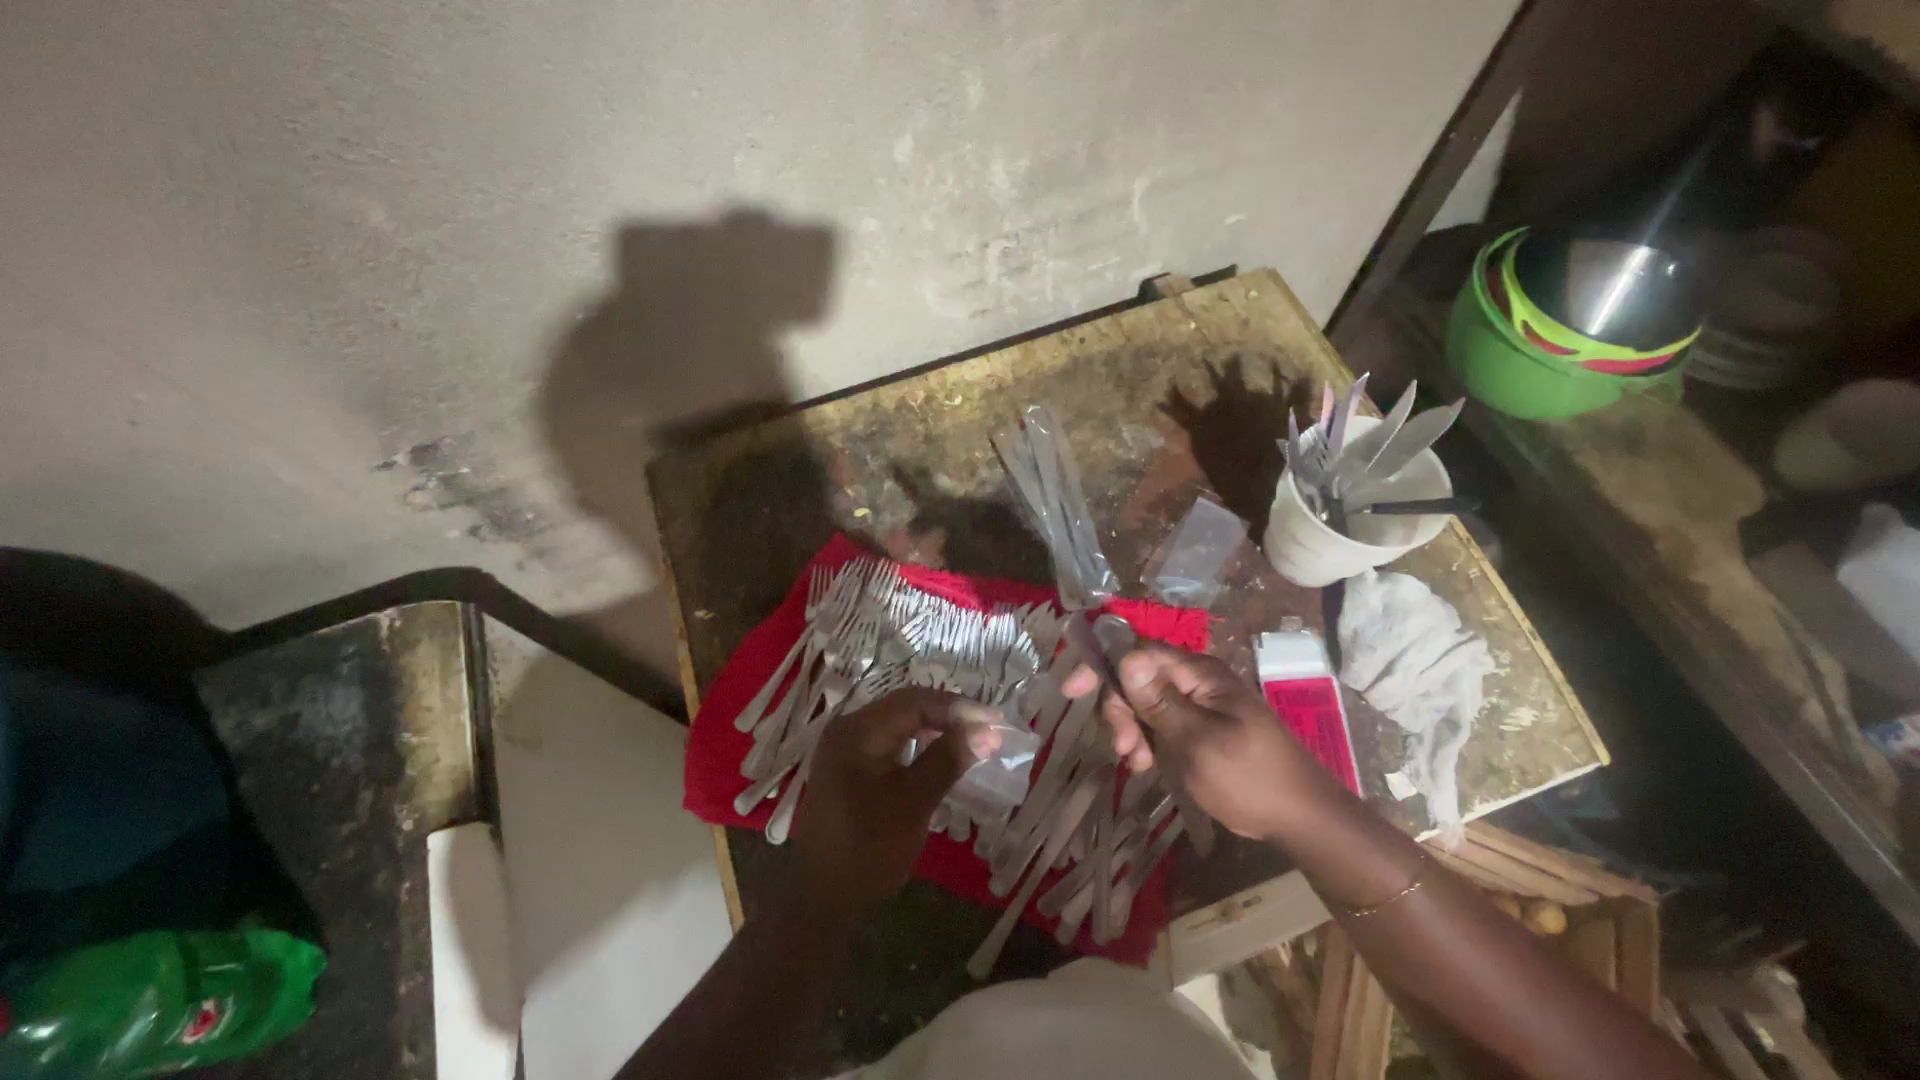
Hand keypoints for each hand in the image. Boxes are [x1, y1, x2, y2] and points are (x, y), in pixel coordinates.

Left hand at [791, 688, 1002, 909]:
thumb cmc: (868, 848)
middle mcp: (848, 729)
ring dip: (936, 729)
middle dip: (949, 715)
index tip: (996, 722)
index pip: (915, 702)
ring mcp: (846, 749)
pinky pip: (891, 744)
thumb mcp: (913, 802)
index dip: (959, 708)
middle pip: (906, 707)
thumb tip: (988, 732)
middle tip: (989, 728)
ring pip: (899, 725)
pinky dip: (919, 746)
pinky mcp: (851, 769)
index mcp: (857, 730)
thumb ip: (948, 760)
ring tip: (973, 739)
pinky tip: (943, 757)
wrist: (822, 898)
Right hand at [1062, 644, 1338, 841]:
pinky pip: (1157, 724)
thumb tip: (1126, 656)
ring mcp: (1197, 706)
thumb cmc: (1251, 778)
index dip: (1102, 664)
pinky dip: (1145, 742)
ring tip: (1136, 763)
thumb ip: (1160, 701)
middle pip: (1135, 678)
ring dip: (1130, 729)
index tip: (1071, 691)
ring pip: (1142, 703)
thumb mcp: (1199, 741)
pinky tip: (1145, 766)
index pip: (1138, 651)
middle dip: (1119, 709)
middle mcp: (1196, 682)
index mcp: (1200, 674)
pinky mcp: (1197, 730)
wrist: (1299, 817)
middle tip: (1123, 746)